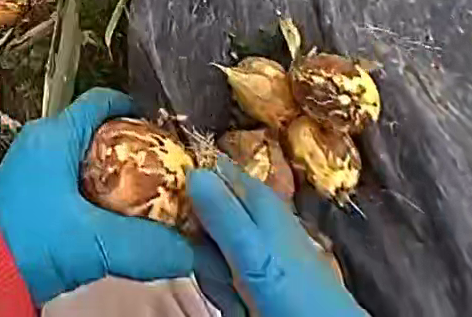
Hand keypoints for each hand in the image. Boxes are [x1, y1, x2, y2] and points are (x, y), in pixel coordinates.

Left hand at [0, 88, 195, 303]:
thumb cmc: (25, 243)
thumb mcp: (91, 242)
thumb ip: (143, 246)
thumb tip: (187, 250)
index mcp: (54, 135)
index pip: (99, 101)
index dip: (131, 107)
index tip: (158, 127)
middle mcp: (42, 142)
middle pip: (96, 129)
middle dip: (129, 146)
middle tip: (158, 167)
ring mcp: (33, 166)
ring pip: (83, 156)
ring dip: (112, 172)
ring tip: (142, 195)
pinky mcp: (29, 192)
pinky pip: (70, 178)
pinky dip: (93, 190)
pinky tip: (111, 217)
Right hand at [189, 157, 367, 316]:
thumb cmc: (294, 296)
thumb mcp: (254, 253)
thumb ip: (223, 212)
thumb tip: (190, 169)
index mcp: (254, 196)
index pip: (207, 168)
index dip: (187, 185)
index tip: (177, 214)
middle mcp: (251, 216)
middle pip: (203, 216)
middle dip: (201, 246)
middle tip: (218, 271)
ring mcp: (254, 248)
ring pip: (209, 251)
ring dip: (214, 277)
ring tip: (236, 299)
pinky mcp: (256, 278)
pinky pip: (223, 277)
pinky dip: (226, 295)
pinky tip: (240, 310)